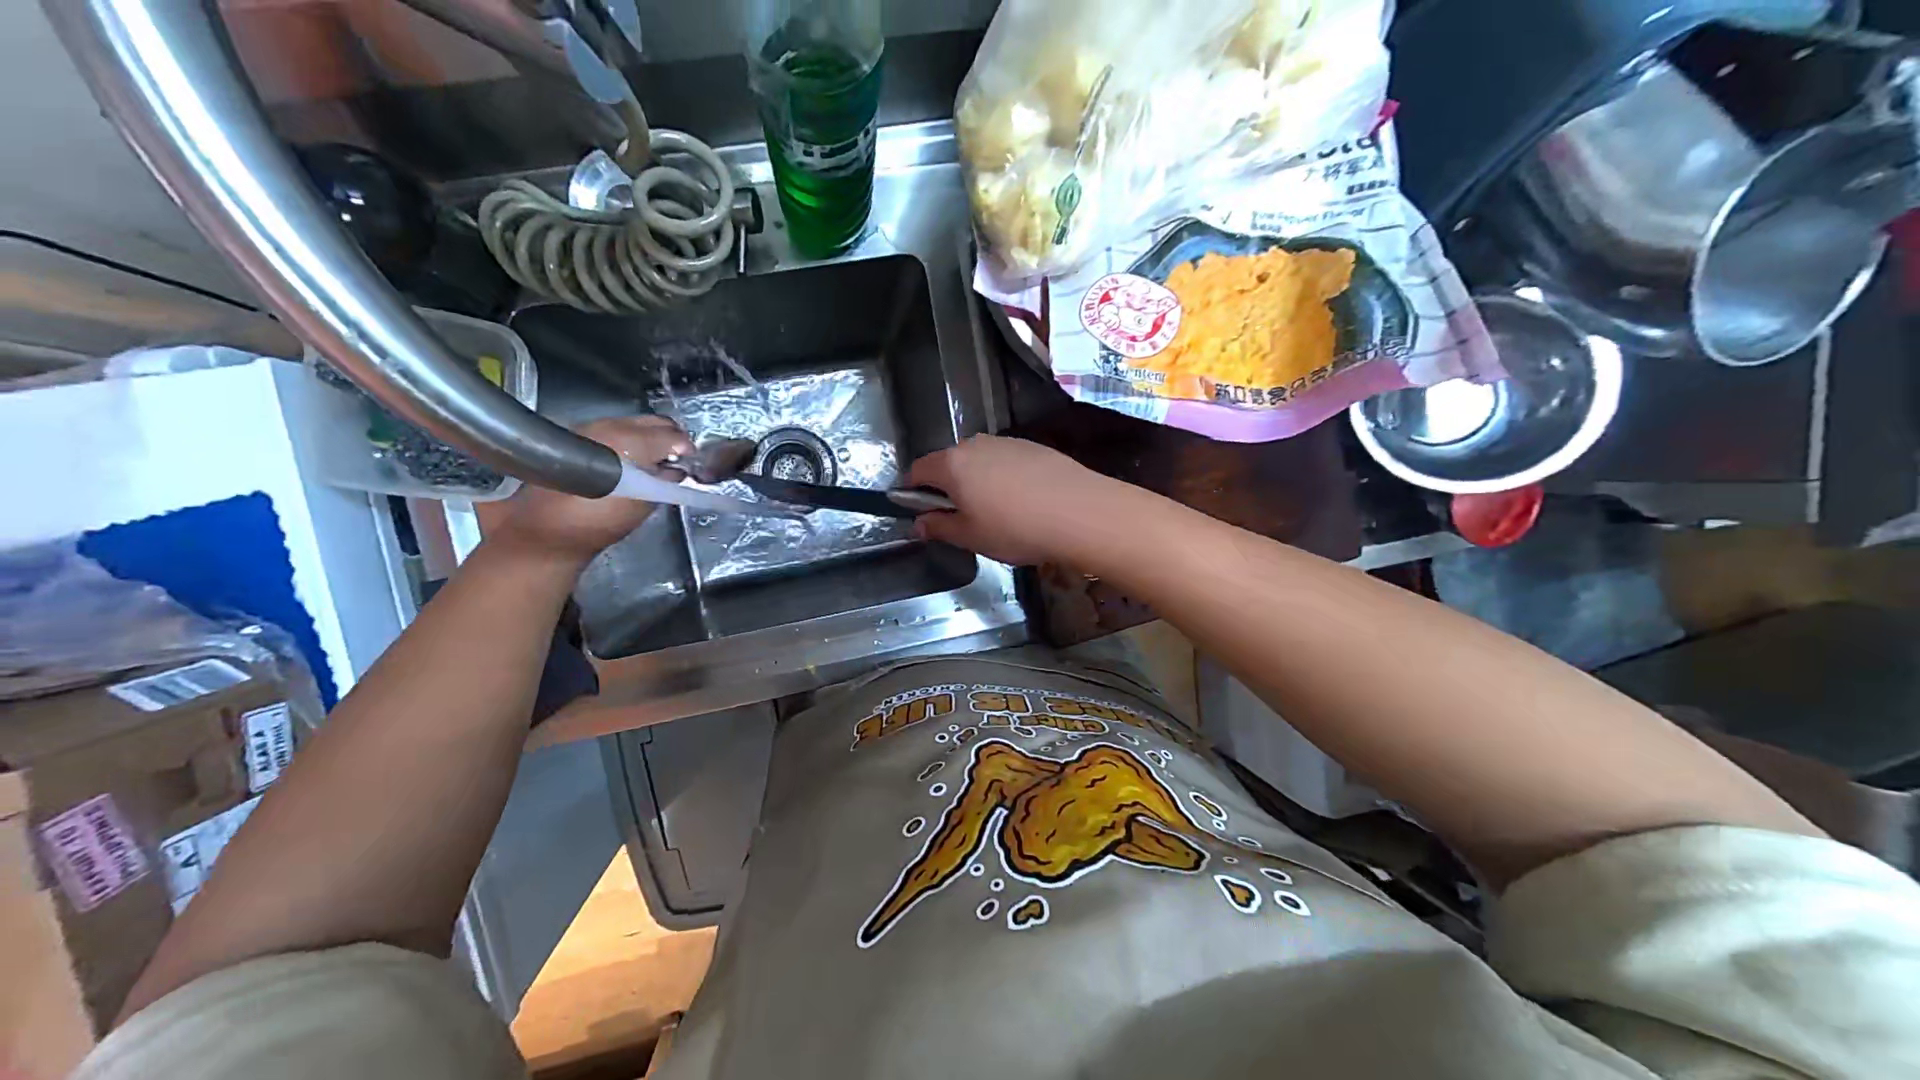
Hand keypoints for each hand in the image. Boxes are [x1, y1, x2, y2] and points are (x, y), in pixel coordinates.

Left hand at [479, 416, 691, 565]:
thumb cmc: (597, 522)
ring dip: (650, 439)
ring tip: (653, 463)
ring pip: (633, 423)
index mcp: (630, 442)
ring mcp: (589, 428)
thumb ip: (666, 482)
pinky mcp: (576, 436)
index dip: (687, 450)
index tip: (692, 463)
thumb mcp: (643, 505)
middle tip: (677, 461)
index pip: (672, 436)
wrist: (546, 531)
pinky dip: (629, 442)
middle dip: (670, 439)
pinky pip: (614, 430)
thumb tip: (675, 471)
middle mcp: (609, 426)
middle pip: (654, 422)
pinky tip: (629, 462)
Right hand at [907, 435, 1128, 566]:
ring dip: (977, 482)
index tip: (922, 513)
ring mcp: (1007, 442)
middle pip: (949, 462)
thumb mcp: (971, 537)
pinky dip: (1004, 478)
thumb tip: (918, 523)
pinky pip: (1006, 461)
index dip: (913, 492)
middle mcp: (975, 444)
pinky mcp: (1034, 447)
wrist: (1081, 512)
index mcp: (952, 464)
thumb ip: (939, 527)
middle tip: (962, 519)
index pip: (918, 470)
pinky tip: (1023, 503)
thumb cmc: (1015, 528)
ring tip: (997, 513)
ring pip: (979, 461)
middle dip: (948, 487)